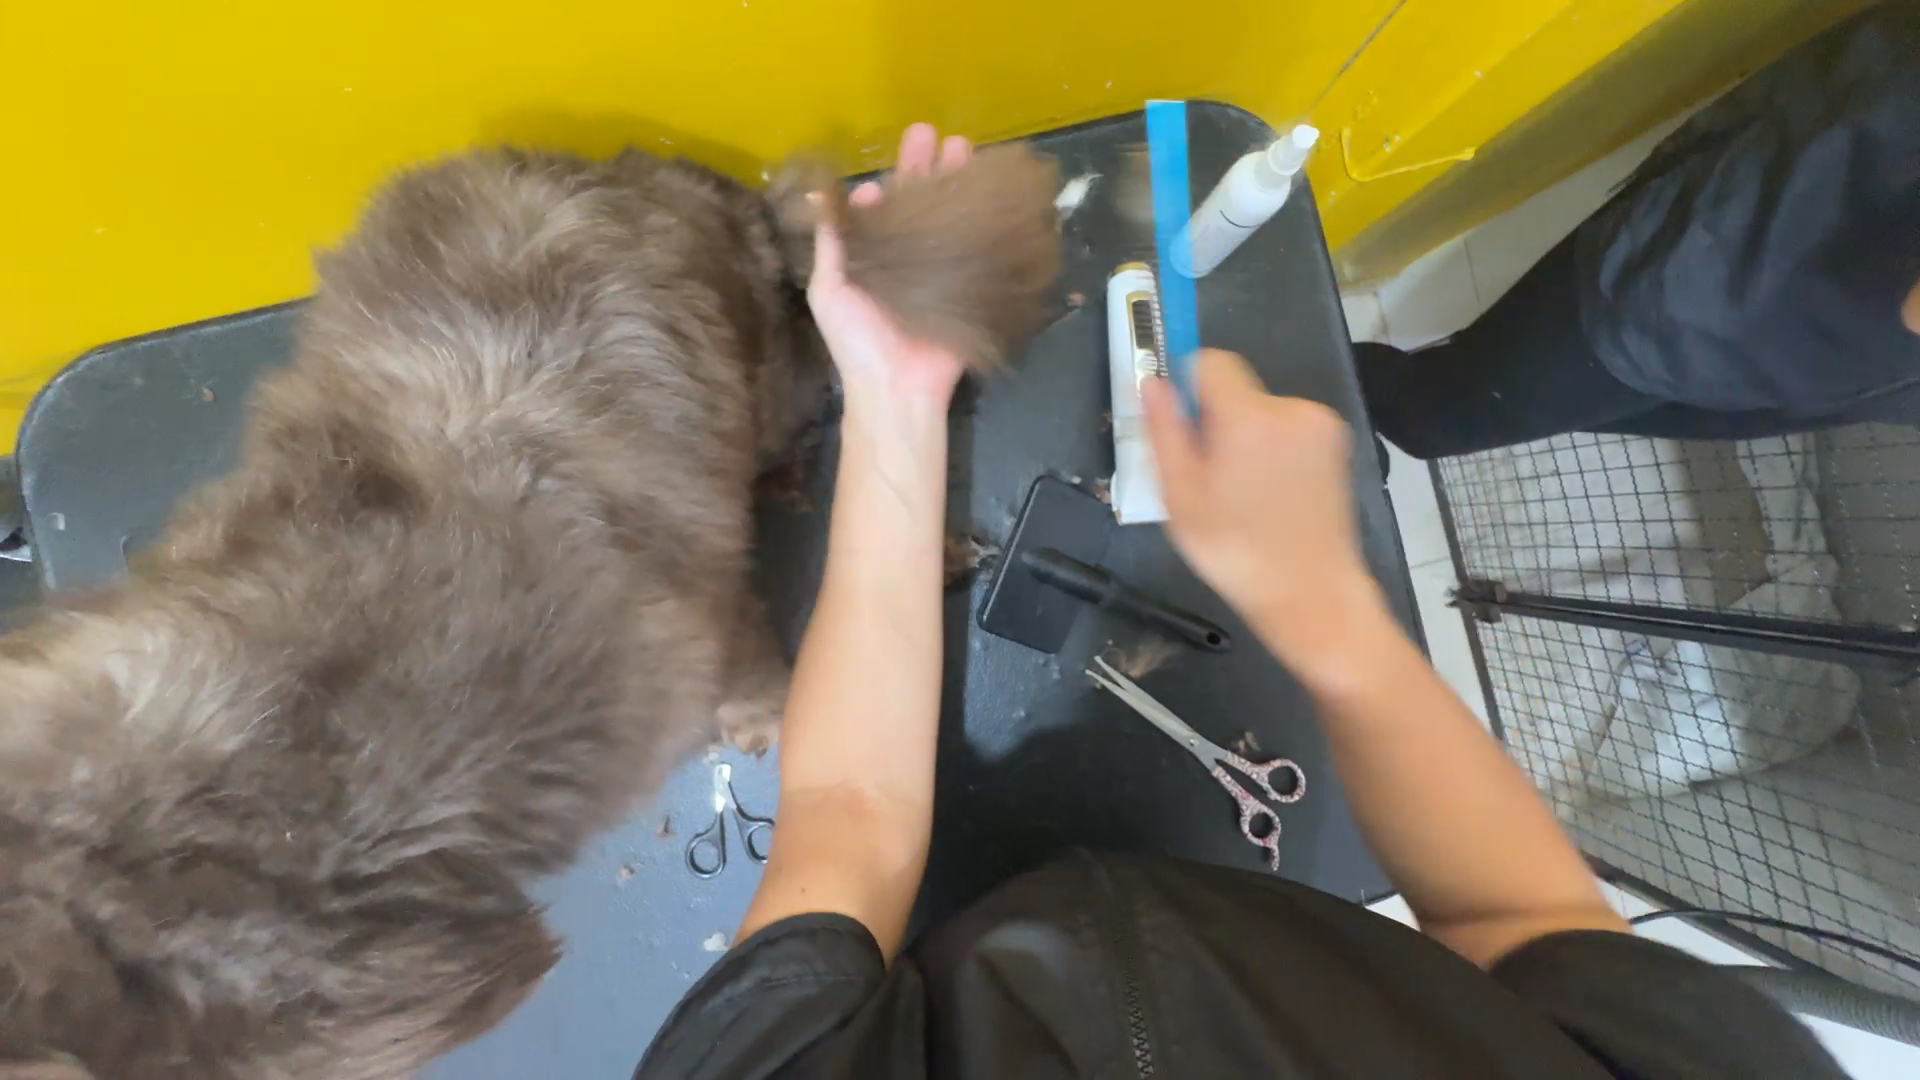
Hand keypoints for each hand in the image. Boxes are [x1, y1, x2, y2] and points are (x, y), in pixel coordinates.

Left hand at [809, 123, 974, 413]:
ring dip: (957, 184)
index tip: (894, 161)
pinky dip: (984, 223)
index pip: (882, 211)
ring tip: (966, 148)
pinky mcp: (967, 290)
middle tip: (935, 134)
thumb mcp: (829, 289)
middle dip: (926, 170)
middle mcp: (907, 262)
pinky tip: (989, 194)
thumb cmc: (857, 342)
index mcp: (873, 260)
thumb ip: (831, 243)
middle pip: (919, 207)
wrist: (897, 388)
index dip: (888, 183)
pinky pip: (977, 250)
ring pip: (950, 220)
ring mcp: (940, 274)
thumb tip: (824, 194)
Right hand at [1142, 350, 1385, 656]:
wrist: (1310, 592)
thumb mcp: (1179, 495)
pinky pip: (1286, 429)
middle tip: (1204, 477)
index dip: (1185, 383)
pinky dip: (1269, 449)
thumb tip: (1151, 382)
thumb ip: (1163, 430)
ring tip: (1238, 493)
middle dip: (1213, 421)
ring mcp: (1320, 426)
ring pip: (1260, 412)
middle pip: (1235, 391)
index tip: (1177, 424)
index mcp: (1249, 418)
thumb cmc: (1234, 549)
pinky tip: (1266, 494)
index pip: (1209, 362)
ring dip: (1241, 436)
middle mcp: (1291, 409)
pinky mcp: (1336, 445)